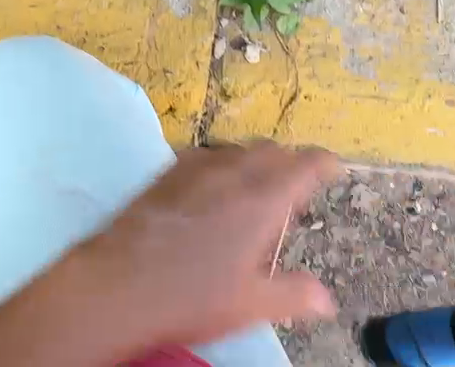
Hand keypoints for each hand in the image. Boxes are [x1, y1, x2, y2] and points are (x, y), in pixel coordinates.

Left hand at [53, 143, 342, 355]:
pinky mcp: (168, 169)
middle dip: (288, 162)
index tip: (332, 165)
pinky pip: (206, 155)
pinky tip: (213, 192)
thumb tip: (326, 298)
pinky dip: (222, 166)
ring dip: (254, 163)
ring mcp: (197, 165)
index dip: (322, 162)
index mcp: (261, 200)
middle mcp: (232, 172)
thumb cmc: (192, 296)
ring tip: (253, 195)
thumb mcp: (250, 304)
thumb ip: (292, 294)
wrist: (121, 281)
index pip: (303, 166)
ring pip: (237, 149)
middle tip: (292, 192)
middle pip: (270, 150)